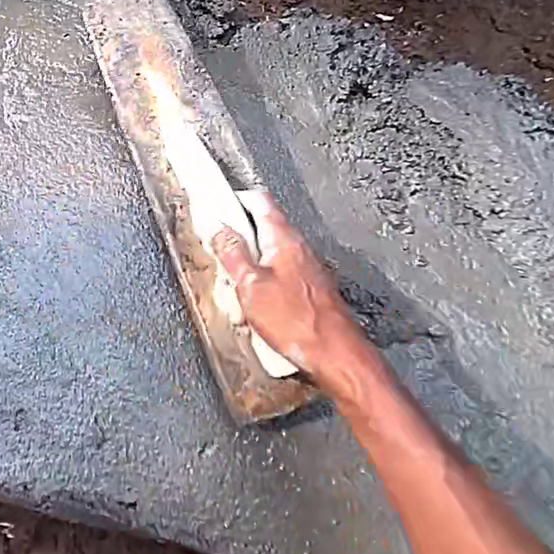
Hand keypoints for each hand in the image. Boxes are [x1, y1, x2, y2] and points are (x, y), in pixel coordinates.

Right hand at [210, 190, 375, 399]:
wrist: (335, 354)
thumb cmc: (298, 320)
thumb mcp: (250, 285)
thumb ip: (232, 254)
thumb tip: (219, 229)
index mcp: (283, 238)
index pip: (259, 201)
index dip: (235, 200)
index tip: (217, 209)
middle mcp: (297, 248)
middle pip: (260, 232)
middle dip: (237, 248)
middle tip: (223, 267)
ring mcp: (304, 269)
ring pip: (266, 259)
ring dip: (247, 275)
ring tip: (240, 300)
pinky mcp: (307, 290)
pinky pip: (276, 281)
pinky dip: (261, 292)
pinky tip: (257, 315)